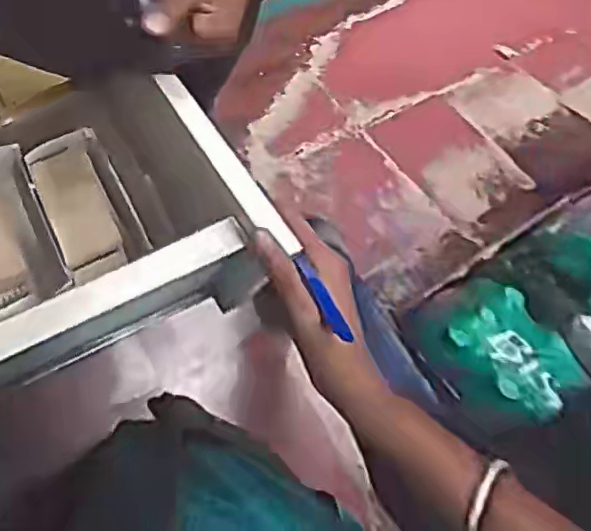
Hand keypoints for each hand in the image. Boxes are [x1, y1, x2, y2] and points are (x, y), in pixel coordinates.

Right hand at [251, 187, 389, 413]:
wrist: (357, 391)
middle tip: (234, 227)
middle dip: (265, 226)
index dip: (268, 207)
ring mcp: (326, 275)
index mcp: (326, 263)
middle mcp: (329, 262)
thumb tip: (260, 234)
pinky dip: (275, 264)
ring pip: (290, 247)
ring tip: (241, 247)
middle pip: (291, 230)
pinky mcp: (320, 288)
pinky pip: (292, 263)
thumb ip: (283, 273)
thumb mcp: (302, 314)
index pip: (294, 220)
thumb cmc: (331, 355)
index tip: (240, 199)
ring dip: (269, 246)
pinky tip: (259, 275)